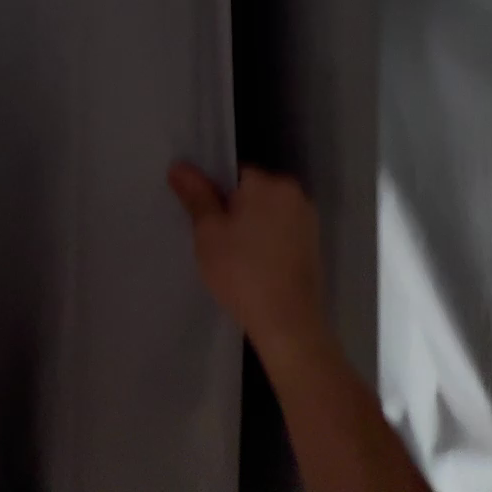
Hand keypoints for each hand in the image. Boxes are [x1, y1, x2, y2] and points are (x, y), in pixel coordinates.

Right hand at [169, 162, 329, 361]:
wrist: (288, 324)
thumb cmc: (242, 272)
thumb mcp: (208, 231)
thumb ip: (195, 194)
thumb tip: (179, 166)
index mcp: (270, 184)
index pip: (232, 171)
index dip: (212, 191)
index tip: (202, 216)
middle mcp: (295, 194)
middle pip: (250, 190)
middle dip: (231, 207)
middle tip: (212, 236)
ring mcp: (307, 221)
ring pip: (264, 211)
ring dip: (248, 224)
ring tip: (231, 253)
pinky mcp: (312, 246)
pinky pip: (279, 230)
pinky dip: (264, 240)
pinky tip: (251, 263)